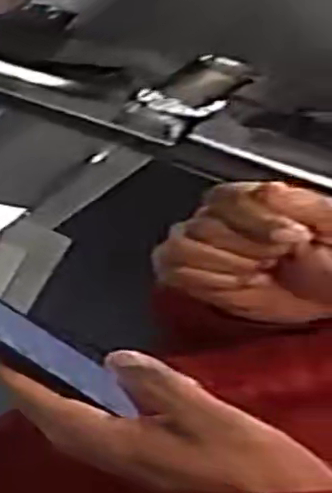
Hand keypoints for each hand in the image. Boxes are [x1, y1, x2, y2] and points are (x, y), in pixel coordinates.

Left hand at [0, 346, 331, 492]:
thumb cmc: (251, 473)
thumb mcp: (211, 420)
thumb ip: (159, 385)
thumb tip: (115, 359)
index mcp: (94, 434)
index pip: (29, 393)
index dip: (1, 366)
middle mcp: (84, 445)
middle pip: (31, 400)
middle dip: (11, 371)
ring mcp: (99, 452)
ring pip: (50, 410)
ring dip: (35, 383)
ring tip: (22, 353)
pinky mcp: (119, 454)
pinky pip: (74, 418)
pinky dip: (62, 396)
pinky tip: (71, 382)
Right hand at [153, 181, 331, 323]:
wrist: (329, 303)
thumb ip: (311, 204)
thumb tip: (267, 189)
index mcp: (250, 202)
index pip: (227, 197)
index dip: (258, 219)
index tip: (296, 236)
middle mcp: (212, 219)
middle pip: (203, 225)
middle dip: (251, 247)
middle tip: (281, 255)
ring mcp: (188, 245)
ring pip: (185, 248)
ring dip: (232, 265)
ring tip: (261, 269)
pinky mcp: (176, 270)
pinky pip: (177, 270)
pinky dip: (216, 281)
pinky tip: (241, 280)